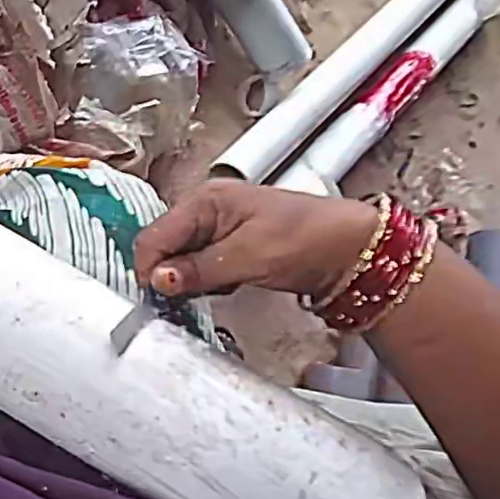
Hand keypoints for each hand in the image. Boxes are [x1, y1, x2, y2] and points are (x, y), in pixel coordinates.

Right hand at [134, 179, 380, 299]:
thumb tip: (157, 281)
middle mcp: (203, 210)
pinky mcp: (225, 247)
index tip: (156, 298)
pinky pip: (198, 267)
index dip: (150, 268)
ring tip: (221, 286)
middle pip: (163, 247)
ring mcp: (214, 228)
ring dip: (189, 280)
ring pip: (179, 260)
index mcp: (204, 201)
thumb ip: (198, 269)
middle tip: (192, 295)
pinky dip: (205, 282)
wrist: (350, 249)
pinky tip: (227, 286)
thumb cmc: (305, 240)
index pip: (154, 236)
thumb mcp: (248, 256)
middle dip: (170, 275)